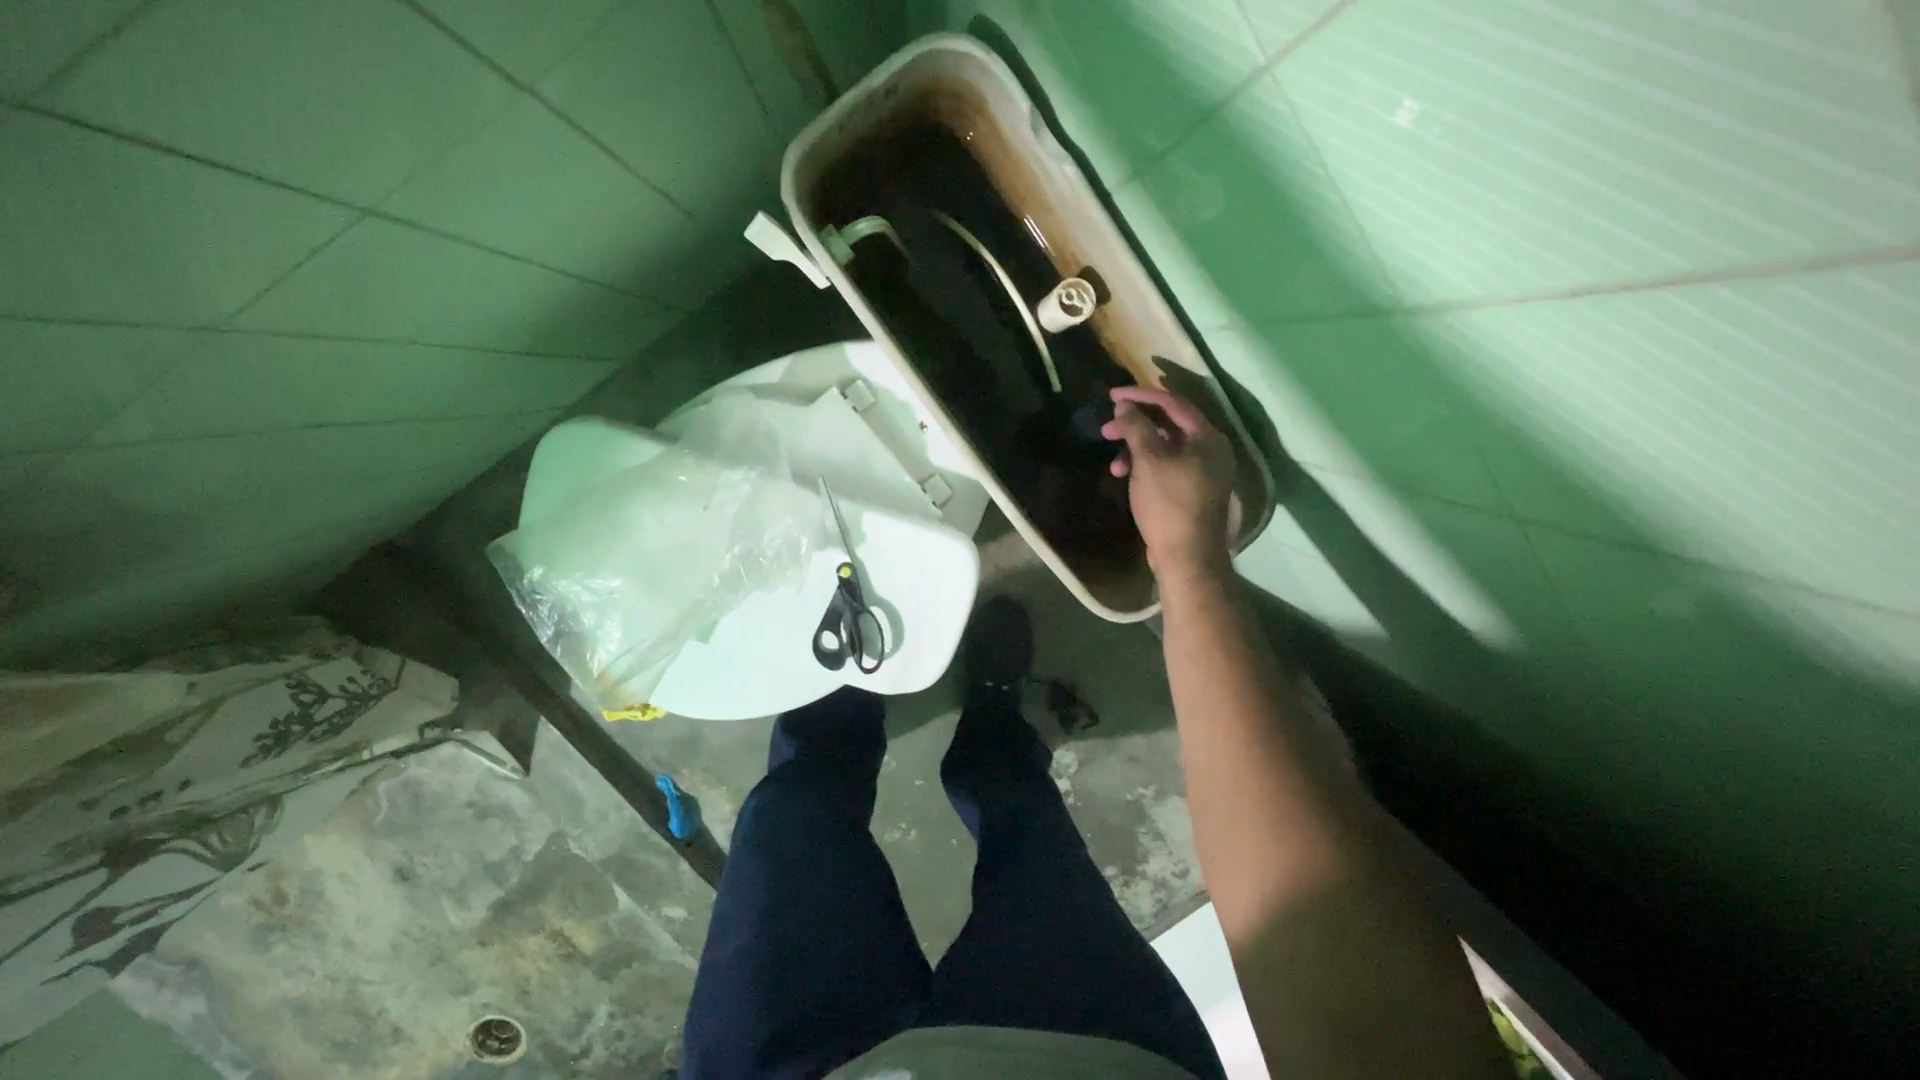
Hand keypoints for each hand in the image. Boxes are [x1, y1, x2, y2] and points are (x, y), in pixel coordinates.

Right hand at [1101, 385, 1235, 582]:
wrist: (1187, 556)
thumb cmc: (1169, 504)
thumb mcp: (1149, 461)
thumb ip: (1137, 427)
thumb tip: (1125, 406)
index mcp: (1207, 437)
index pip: (1172, 403)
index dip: (1141, 396)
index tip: (1112, 396)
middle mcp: (1210, 449)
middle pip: (1168, 425)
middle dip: (1135, 426)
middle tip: (1106, 431)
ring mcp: (1203, 471)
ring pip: (1165, 448)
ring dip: (1136, 450)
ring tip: (1114, 466)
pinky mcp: (1192, 490)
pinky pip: (1166, 466)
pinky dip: (1145, 467)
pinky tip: (1126, 478)